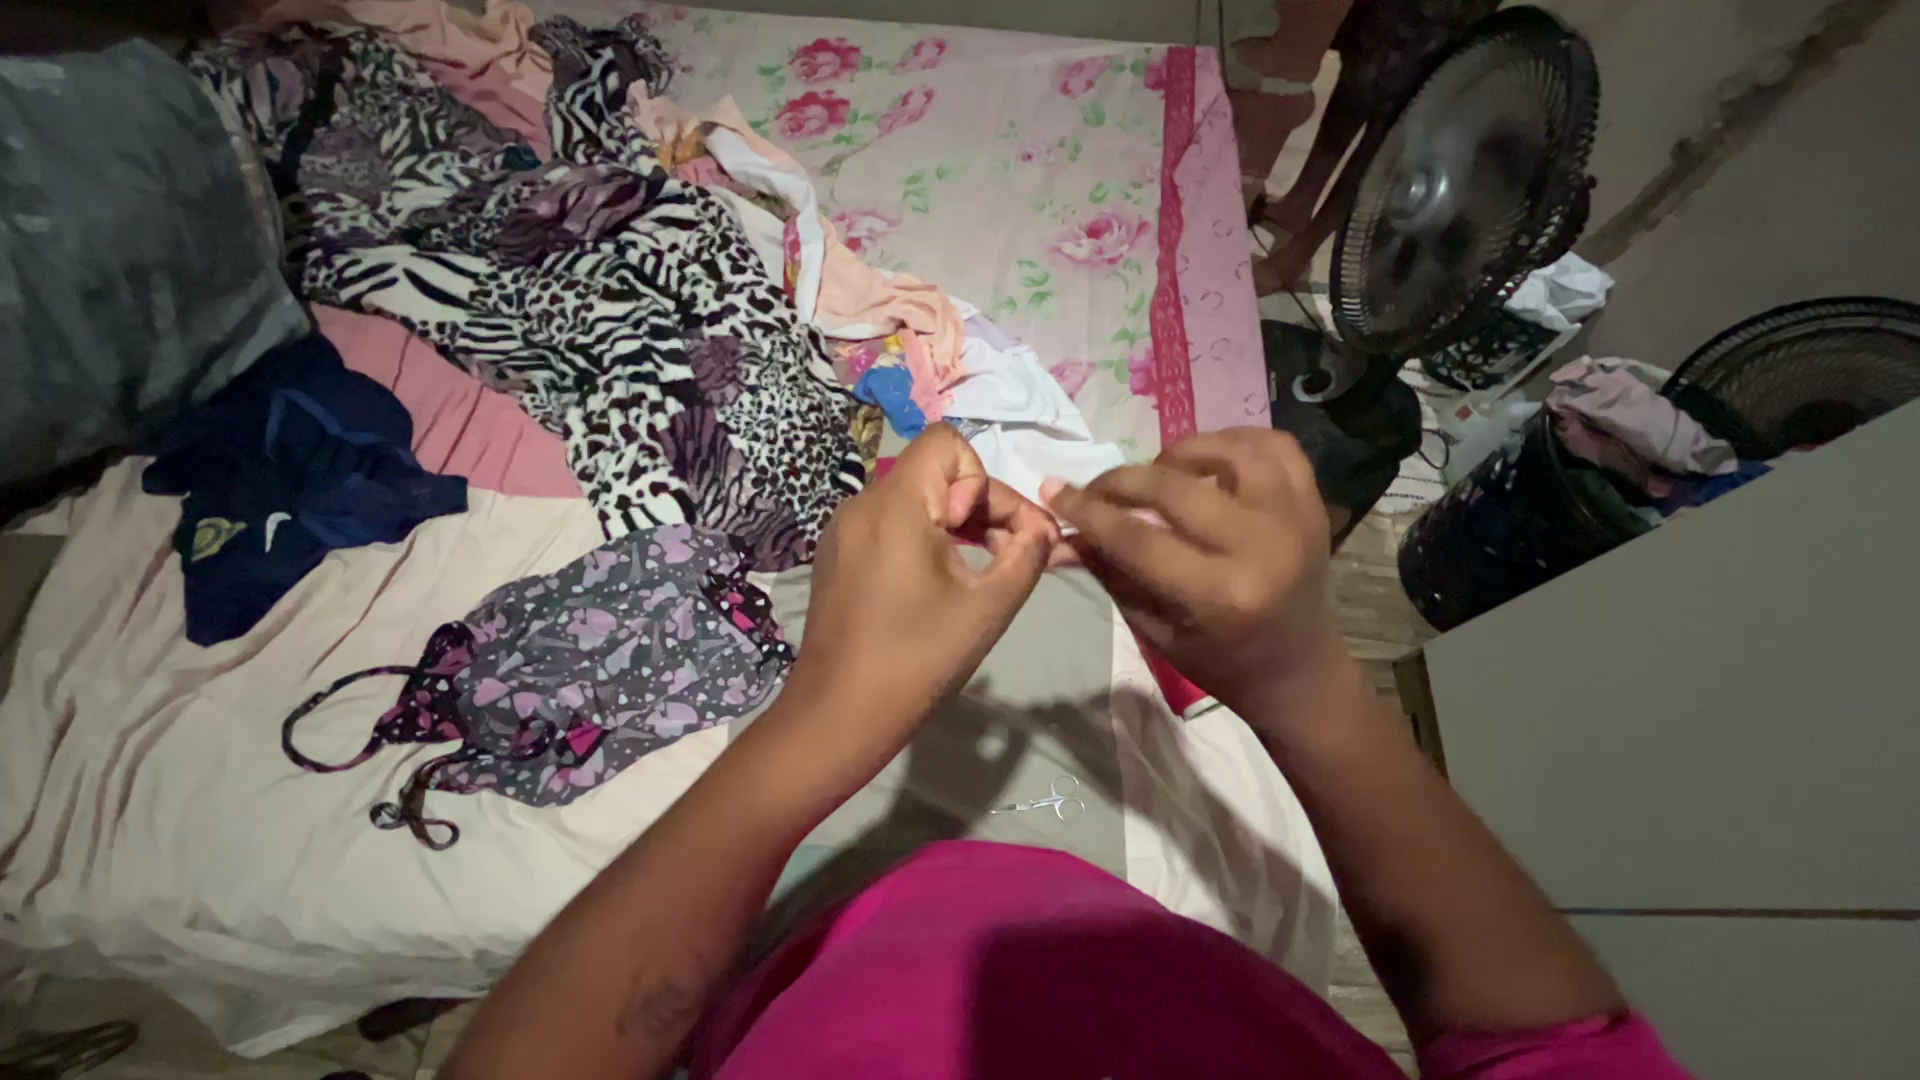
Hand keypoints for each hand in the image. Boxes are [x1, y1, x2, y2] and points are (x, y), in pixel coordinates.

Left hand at [781, 424, 1058, 756]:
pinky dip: (924, 540)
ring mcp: (844, 530)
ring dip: (956, 525)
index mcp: (894, 504)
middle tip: (1009, 559)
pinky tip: (940, 585)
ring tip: (979, 574)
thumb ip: (1027, 555)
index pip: (948, 443)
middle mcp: (862, 504)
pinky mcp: (838, 555)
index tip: (995, 537)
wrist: (838, 716)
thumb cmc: (917, 659)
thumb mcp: (988, 606)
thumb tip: (1043, 529)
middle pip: (934, 472)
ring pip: (914, 499)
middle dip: (980, 507)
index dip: (984, 481)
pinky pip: (891, 524)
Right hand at [1046, 428, 1346, 724]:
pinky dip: (1235, 442)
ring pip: (1228, 451)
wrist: (1298, 670)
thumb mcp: (1154, 628)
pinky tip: (1209, 460)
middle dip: (1121, 481)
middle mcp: (1261, 548)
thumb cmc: (1218, 660)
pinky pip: (1274, 445)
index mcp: (1219, 595)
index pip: (1138, 539)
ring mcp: (1295, 518)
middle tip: (1097, 488)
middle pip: (1174, 489)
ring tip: (1158, 472)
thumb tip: (1059, 537)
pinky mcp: (1313, 503)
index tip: (1054, 492)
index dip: (1088, 512)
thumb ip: (1109, 574)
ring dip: (1179, 453)